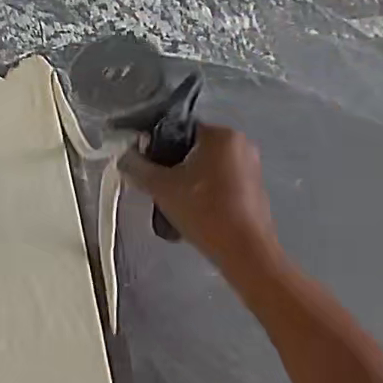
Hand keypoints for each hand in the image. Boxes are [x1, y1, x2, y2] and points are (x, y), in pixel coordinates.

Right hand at [120, 124, 281, 270]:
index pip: (180, 129)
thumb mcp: (161, 187)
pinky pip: (222, 184)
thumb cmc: (204, 211)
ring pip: (207, 169)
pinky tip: (195, 215)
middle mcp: (242, 145)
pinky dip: (206, 195)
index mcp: (222, 135)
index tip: (148, 166)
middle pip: (194, 149)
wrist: (244, 253)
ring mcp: (252, 168)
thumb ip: (138, 167)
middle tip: (159, 188)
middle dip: (173, 167)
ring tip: (174, 205)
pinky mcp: (256, 191)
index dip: (158, 146)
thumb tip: (125, 158)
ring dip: (188, 183)